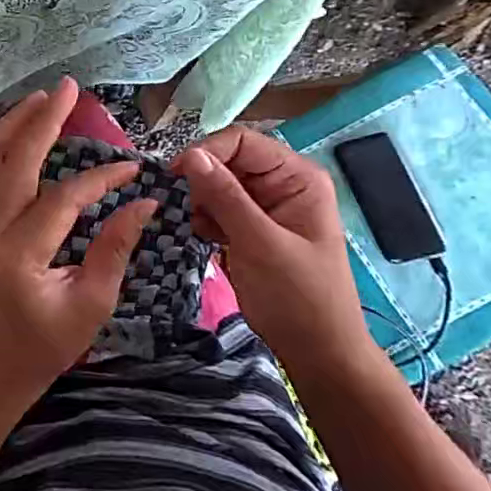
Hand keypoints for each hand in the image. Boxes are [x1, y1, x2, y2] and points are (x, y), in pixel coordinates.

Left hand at [0, 78, 157, 392]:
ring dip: (12, 123)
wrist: (7, 354)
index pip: (60, 201)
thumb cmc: (53, 337)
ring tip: (43, 97)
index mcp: (20, 256)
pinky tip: (21, 125)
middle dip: (41, 122)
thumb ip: (114, 248)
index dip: (98, 180)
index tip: (132, 168)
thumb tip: (144, 201)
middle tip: (68, 88)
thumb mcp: (93, 302)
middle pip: (11, 163)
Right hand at [177, 127, 373, 372]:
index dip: (205, 152)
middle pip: (223, 159)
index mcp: (296, 177)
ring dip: (198, 202)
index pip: (240, 141)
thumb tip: (191, 155)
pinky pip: (212, 205)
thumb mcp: (260, 243)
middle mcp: (279, 182)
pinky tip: (208, 238)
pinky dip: (201, 217)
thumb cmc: (299, 296)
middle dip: (200, 182)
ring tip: (203, 230)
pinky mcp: (246, 223)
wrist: (314, 349)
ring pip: (212, 182)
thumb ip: (225, 196)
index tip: (176, 178)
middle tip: (188, 211)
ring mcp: (262, 204)